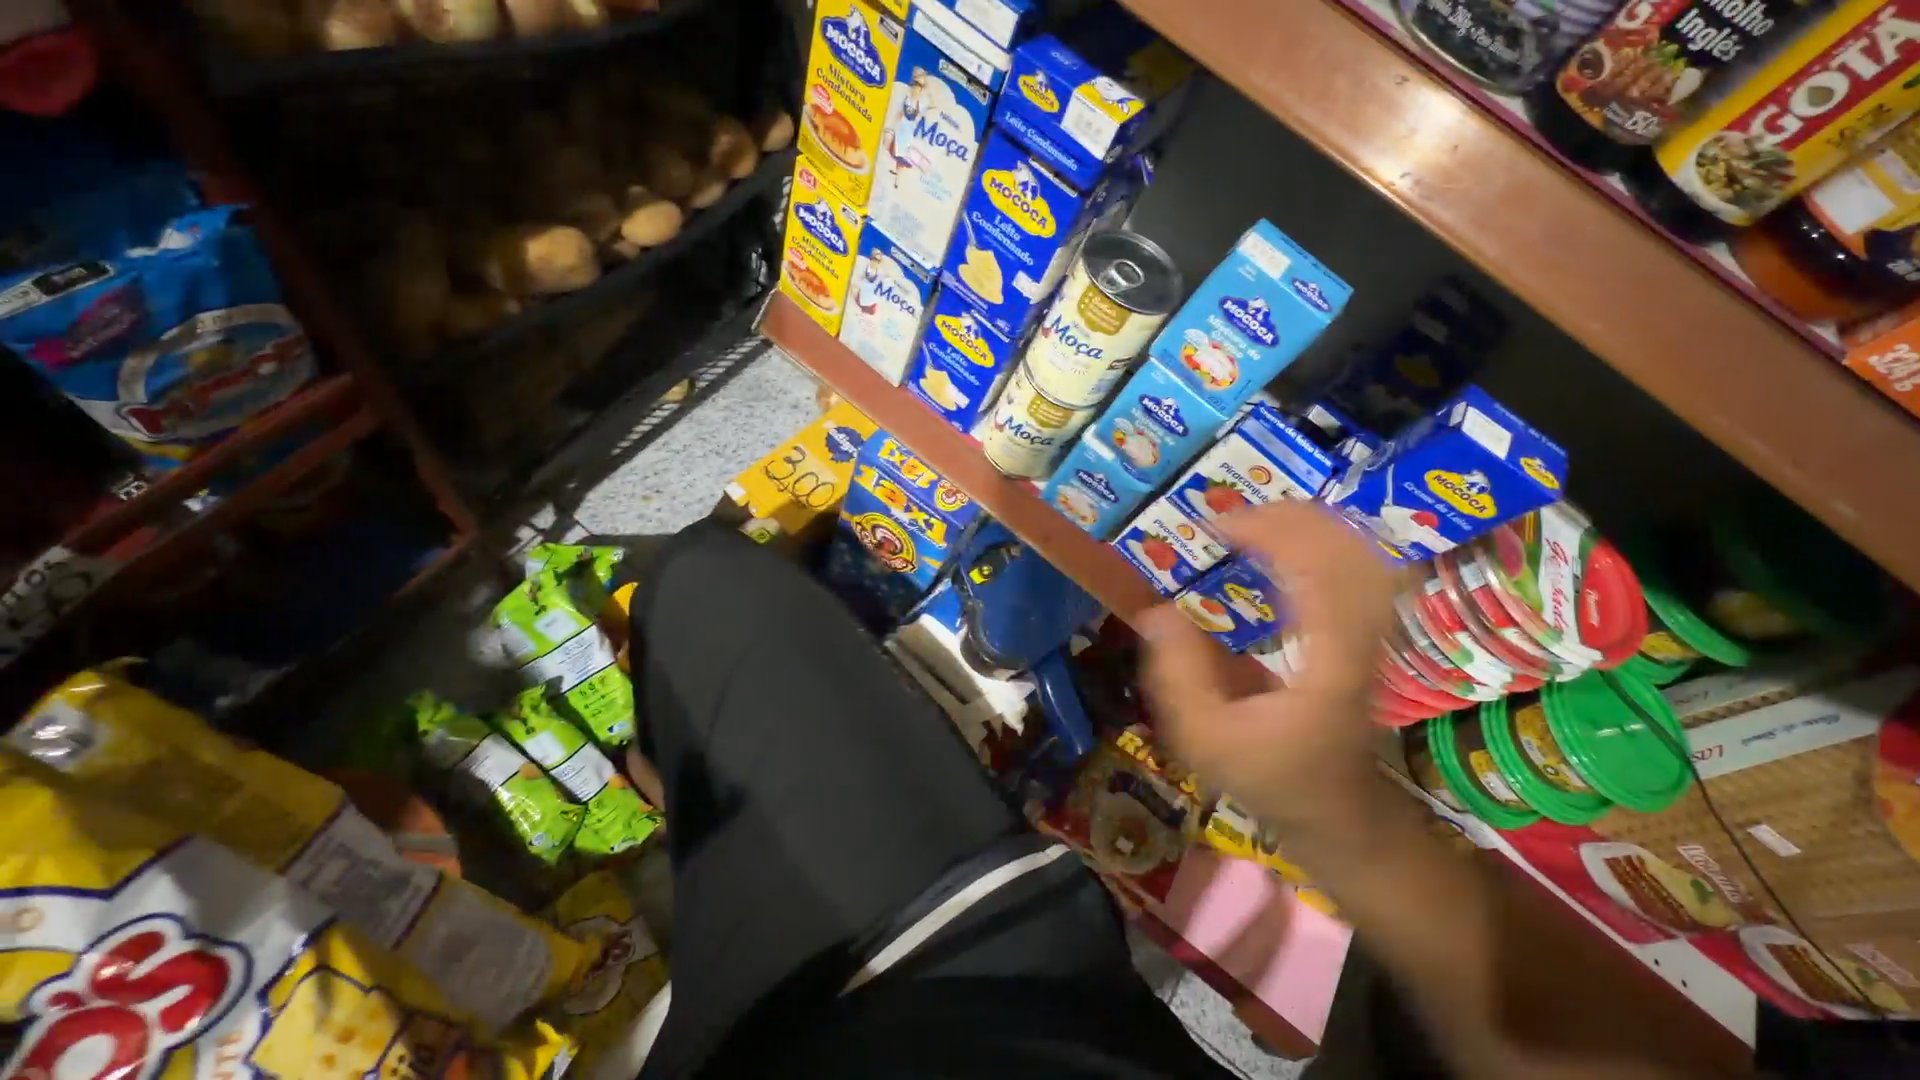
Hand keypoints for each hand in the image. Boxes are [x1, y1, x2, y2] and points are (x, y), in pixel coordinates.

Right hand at [1141, 502, 1405, 836]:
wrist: (1335, 809)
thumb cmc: (1268, 776)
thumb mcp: (1204, 738)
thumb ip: (1179, 676)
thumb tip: (1157, 611)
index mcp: (1328, 666)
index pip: (1316, 575)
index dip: (1270, 535)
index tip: (1219, 527)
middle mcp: (1365, 641)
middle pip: (1348, 551)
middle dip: (1289, 518)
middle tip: (1232, 516)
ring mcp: (1378, 636)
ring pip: (1363, 554)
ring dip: (1310, 526)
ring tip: (1256, 521)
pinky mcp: (1374, 634)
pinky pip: (1362, 570)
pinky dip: (1327, 544)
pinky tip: (1292, 542)